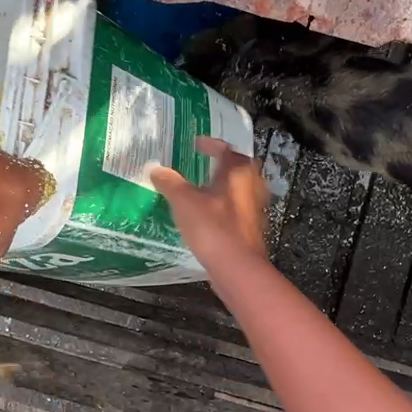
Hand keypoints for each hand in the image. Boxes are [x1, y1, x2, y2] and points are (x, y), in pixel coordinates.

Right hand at [147, 137, 269, 264]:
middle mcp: (252, 185)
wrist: (237, 268)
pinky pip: (238, 208)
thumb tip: (155, 169)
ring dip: (223, 186)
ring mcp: (255, 207)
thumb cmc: (213, 228)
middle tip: (202, 165)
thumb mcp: (184, 202)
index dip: (211, 144)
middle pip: (238, 167)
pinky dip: (225, 206)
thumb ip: (169, 182)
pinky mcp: (253, 228)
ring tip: (202, 190)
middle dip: (221, 164)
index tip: (196, 144)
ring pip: (239, 189)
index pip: (227, 149)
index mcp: (237, 172)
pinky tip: (209, 215)